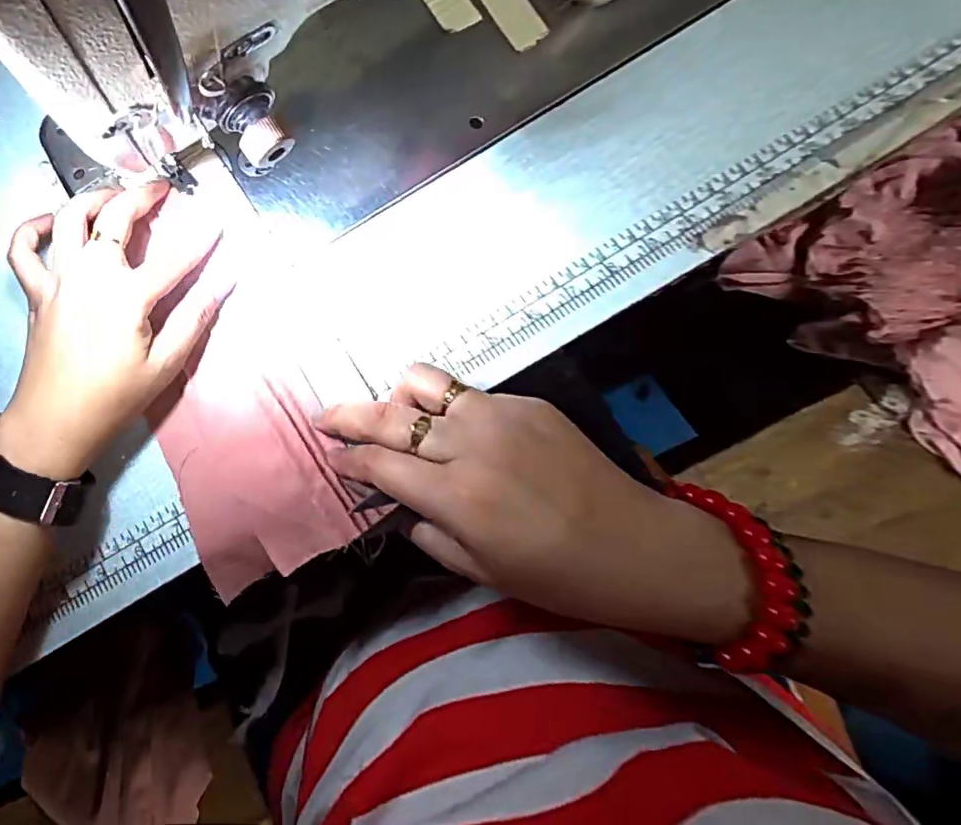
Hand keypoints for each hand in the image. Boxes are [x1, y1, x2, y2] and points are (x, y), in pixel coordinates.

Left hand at [0, 183, 224, 478]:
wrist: (52, 424)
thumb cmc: (112, 399)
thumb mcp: (165, 365)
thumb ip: (195, 318)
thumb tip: (224, 282)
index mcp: (127, 297)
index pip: (176, 256)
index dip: (202, 237)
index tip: (218, 222)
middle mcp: (90, 277)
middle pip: (116, 218)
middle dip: (143, 195)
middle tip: (162, 189)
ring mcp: (58, 280)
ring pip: (69, 218)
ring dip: (95, 197)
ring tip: (115, 193)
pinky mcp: (37, 291)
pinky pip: (23, 249)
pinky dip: (33, 227)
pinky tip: (52, 221)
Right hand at [316, 364, 753, 643]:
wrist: (635, 544)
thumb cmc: (556, 575)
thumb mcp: (479, 569)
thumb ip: (427, 531)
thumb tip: (397, 503)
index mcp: (456, 496)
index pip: (381, 464)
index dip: (350, 460)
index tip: (334, 458)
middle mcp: (470, 444)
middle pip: (390, 417)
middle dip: (349, 415)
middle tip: (325, 417)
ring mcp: (499, 413)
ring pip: (426, 384)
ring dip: (399, 396)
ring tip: (394, 412)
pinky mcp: (526, 401)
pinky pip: (470, 394)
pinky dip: (449, 407)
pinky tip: (458, 429)